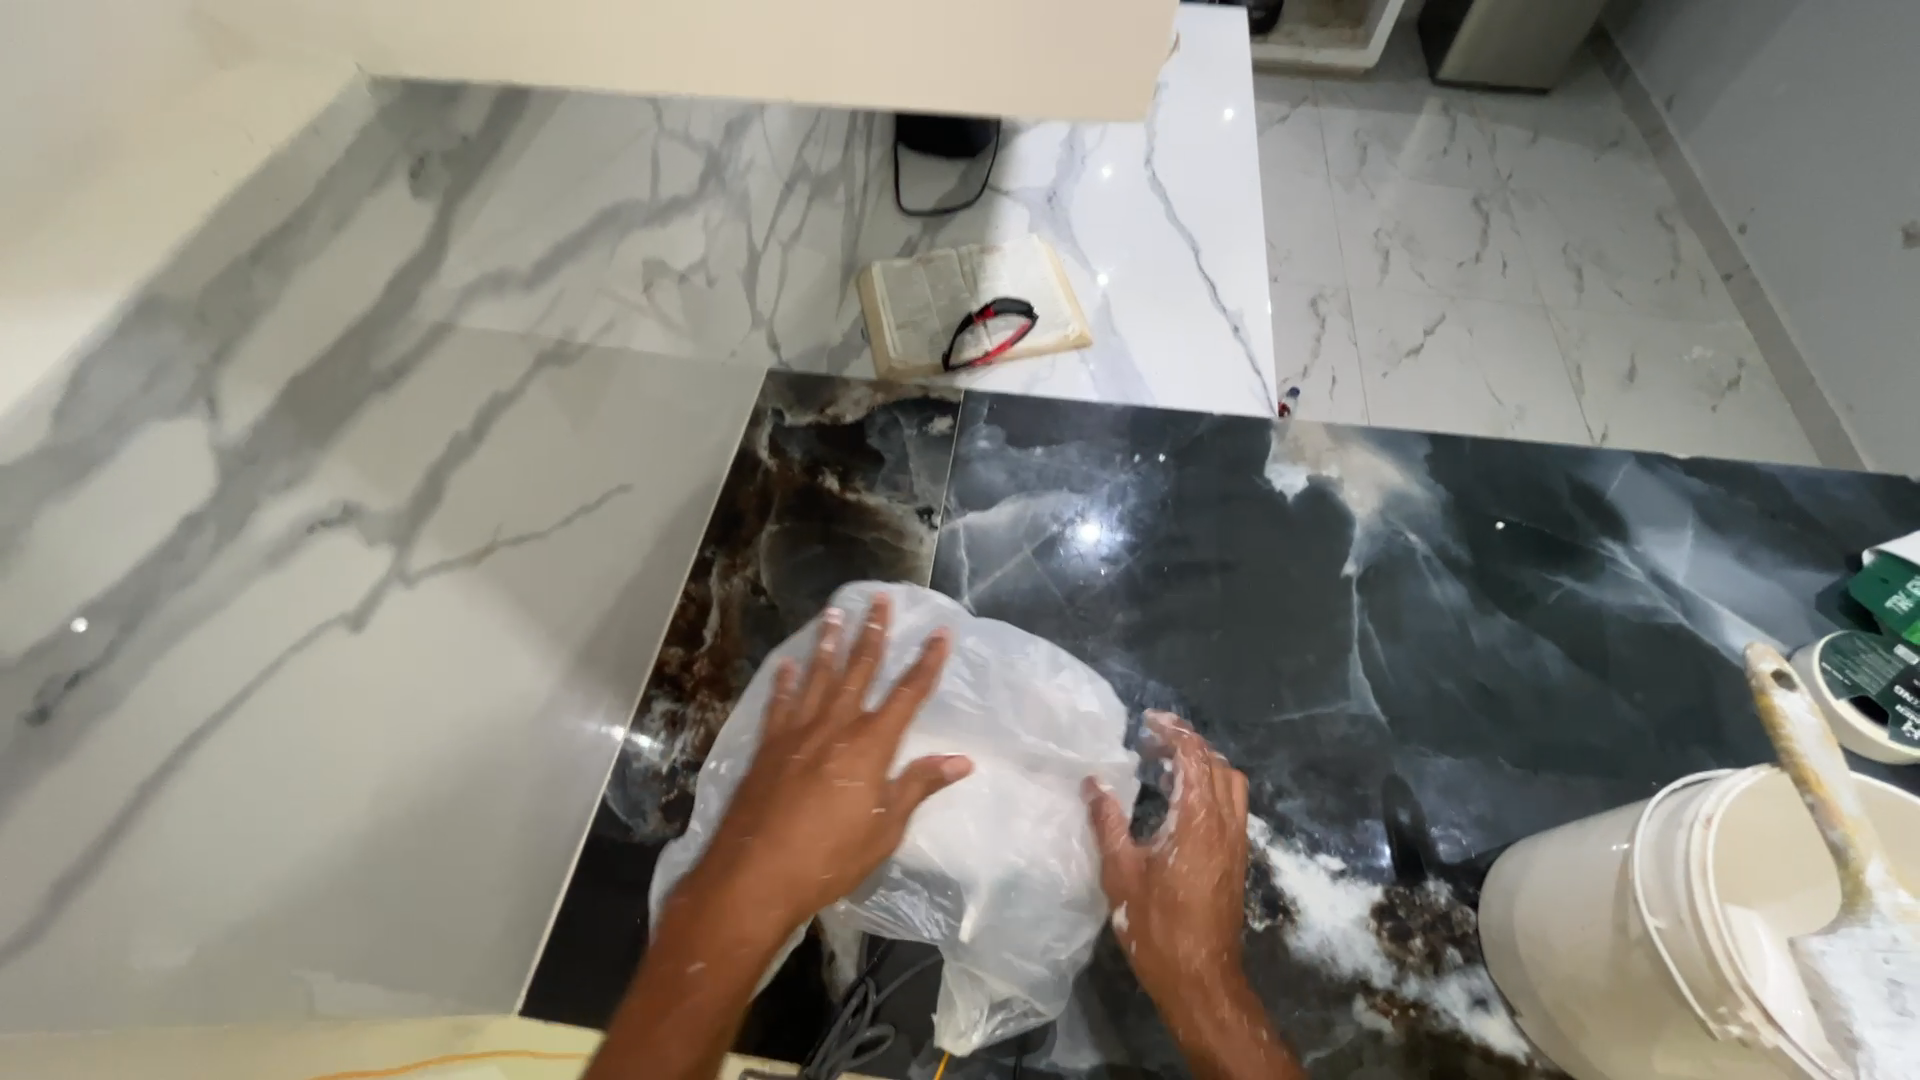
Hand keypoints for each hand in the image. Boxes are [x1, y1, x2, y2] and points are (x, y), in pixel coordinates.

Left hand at [690, 594, 974, 929]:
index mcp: (870, 744)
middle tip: (879, 599)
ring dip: (828, 642)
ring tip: (833, 612)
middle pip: (859, 669)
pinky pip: (779, 703)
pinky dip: (783, 681)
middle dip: (873, 632)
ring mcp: (797, 732)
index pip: (908, 694)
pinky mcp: (768, 746)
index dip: (927, 663)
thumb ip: (918, 785)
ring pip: (817, 675)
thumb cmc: (829, 858)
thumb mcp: (884, 827)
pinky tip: (786, 664)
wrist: (754, 876)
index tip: (939, 632)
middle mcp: (835, 725)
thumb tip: (962, 759)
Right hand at [1084, 711, 1250, 1010]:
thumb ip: (1107, 820)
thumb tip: (1093, 781)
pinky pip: (1230, 804)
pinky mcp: (1236, 858)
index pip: (1194, 755)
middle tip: (1149, 742)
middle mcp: (1225, 823)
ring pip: (1230, 782)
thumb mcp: (1121, 871)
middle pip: (1217, 763)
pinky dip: (1209, 787)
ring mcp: (1236, 841)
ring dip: (1202, 764)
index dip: (1173, 731)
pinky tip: (1178, 802)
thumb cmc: (1157, 926)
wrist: (1201, 979)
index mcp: (1198, 819)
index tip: (1147, 720)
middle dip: (1186, 743)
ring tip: (1164, 767)